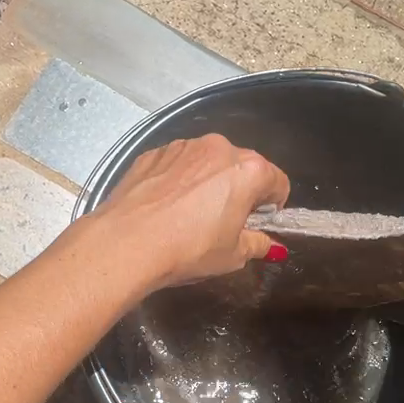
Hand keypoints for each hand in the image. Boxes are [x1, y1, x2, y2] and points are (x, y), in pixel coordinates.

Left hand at [88, 134, 290, 290]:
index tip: (257, 224)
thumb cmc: (187, 250)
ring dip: (207, 182)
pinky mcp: (153, 153)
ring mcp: (182, 147)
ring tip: (188, 215)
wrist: (126, 242)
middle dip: (240, 190)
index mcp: (248, 170)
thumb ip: (257, 244)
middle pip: (243, 166)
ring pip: (207, 162)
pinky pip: (176, 164)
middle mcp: (218, 148)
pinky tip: (164, 207)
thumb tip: (270, 244)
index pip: (278, 182)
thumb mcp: (231, 256)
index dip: (272, 206)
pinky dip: (177, 180)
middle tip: (223, 222)